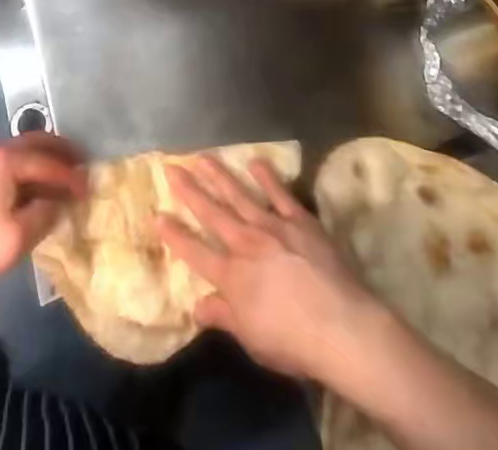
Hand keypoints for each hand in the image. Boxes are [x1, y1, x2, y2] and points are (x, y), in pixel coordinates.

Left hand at [0, 132, 87, 294]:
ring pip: (19, 151)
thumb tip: (58, 202)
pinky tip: (31, 186)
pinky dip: (26, 168)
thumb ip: (46, 213)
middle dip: (61, 151)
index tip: (89, 189)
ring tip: (60, 175)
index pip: (50, 163)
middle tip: (81, 162)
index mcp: (7, 160)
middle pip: (35, 143)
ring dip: (43, 159)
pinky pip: (6, 162)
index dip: (72, 176)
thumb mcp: (18, 237)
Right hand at [158, 157, 386, 379]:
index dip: (174, 234)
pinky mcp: (301, 221)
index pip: (195, 252)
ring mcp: (275, 227)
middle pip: (213, 213)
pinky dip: (267, 178)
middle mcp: (247, 244)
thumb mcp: (250, 338)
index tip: (156, 214)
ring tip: (203, 157)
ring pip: (240, 196)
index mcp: (231, 276)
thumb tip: (197, 306)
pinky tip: (255, 162)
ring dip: (220, 176)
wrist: (341, 326)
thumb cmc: (292, 340)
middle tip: (172, 168)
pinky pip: (281, 194)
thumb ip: (222, 317)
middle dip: (190, 191)